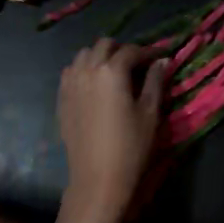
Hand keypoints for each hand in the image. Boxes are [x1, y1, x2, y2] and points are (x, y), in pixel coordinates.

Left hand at [58, 40, 167, 203]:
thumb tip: (162, 61)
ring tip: (114, 71)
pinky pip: (71, 72)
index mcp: (111, 71)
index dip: (148, 51)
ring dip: (100, 56)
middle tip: (136, 63)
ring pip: (83, 55)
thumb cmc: (130, 146)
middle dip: (121, 49)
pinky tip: (94, 84)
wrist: (98, 177)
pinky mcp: (61, 98)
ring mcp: (70, 83)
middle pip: (104, 45)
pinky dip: (83, 69)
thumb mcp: (150, 113)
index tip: (160, 56)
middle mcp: (87, 70)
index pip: (131, 50)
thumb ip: (155, 82)